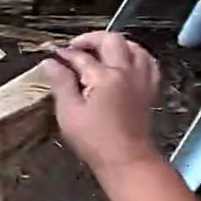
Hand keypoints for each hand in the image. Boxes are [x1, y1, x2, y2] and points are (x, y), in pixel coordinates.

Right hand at [41, 32, 162, 178]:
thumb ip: (61, 83)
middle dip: (91, 39)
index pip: (82, 56)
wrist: (127, 160)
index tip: (55, 55)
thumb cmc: (96, 141)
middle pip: (111, 40)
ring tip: (101, 51)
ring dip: (116, 44)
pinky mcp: (149, 91)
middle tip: (76, 48)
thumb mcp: (69, 113)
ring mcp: (141, 80)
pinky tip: (127, 62)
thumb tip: (51, 63)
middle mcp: (127, 72)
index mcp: (106, 76)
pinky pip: (148, 63)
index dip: (66, 54)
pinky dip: (137, 56)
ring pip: (134, 47)